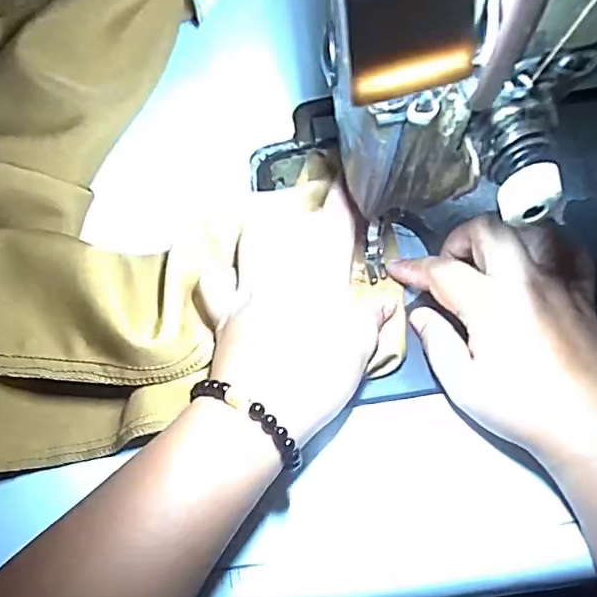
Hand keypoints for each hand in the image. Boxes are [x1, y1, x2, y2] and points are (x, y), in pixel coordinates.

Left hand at [202, 180, 395, 447]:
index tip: (355, 184)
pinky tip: (227, 282)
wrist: (258, 412)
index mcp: (321, 271)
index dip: (348, 197)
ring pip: (248, 240)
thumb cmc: (317, 378)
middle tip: (315, 229)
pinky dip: (220, 278)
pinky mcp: (222, 315)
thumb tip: (383, 301)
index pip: (338, 220)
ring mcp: (246, 289)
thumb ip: (371, 318)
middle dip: (303, 216)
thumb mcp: (359, 351)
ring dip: (262, 235)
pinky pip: (214, 283)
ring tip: (275, 246)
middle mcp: (280, 269)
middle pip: (287, 222)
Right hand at [389, 215, 596, 463]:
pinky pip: (567, 251)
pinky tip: (535, 266)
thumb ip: (438, 343)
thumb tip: (420, 315)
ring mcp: (558, 281)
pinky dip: (546, 249)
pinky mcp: (583, 293)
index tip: (398, 270)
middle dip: (458, 240)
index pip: (444, 271)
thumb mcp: (464, 385)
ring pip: (529, 231)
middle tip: (447, 269)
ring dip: (502, 237)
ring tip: (488, 263)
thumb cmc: (520, 407)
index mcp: (490, 301)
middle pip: (488, 230)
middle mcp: (525, 278)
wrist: (586, 419)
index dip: (415, 268)